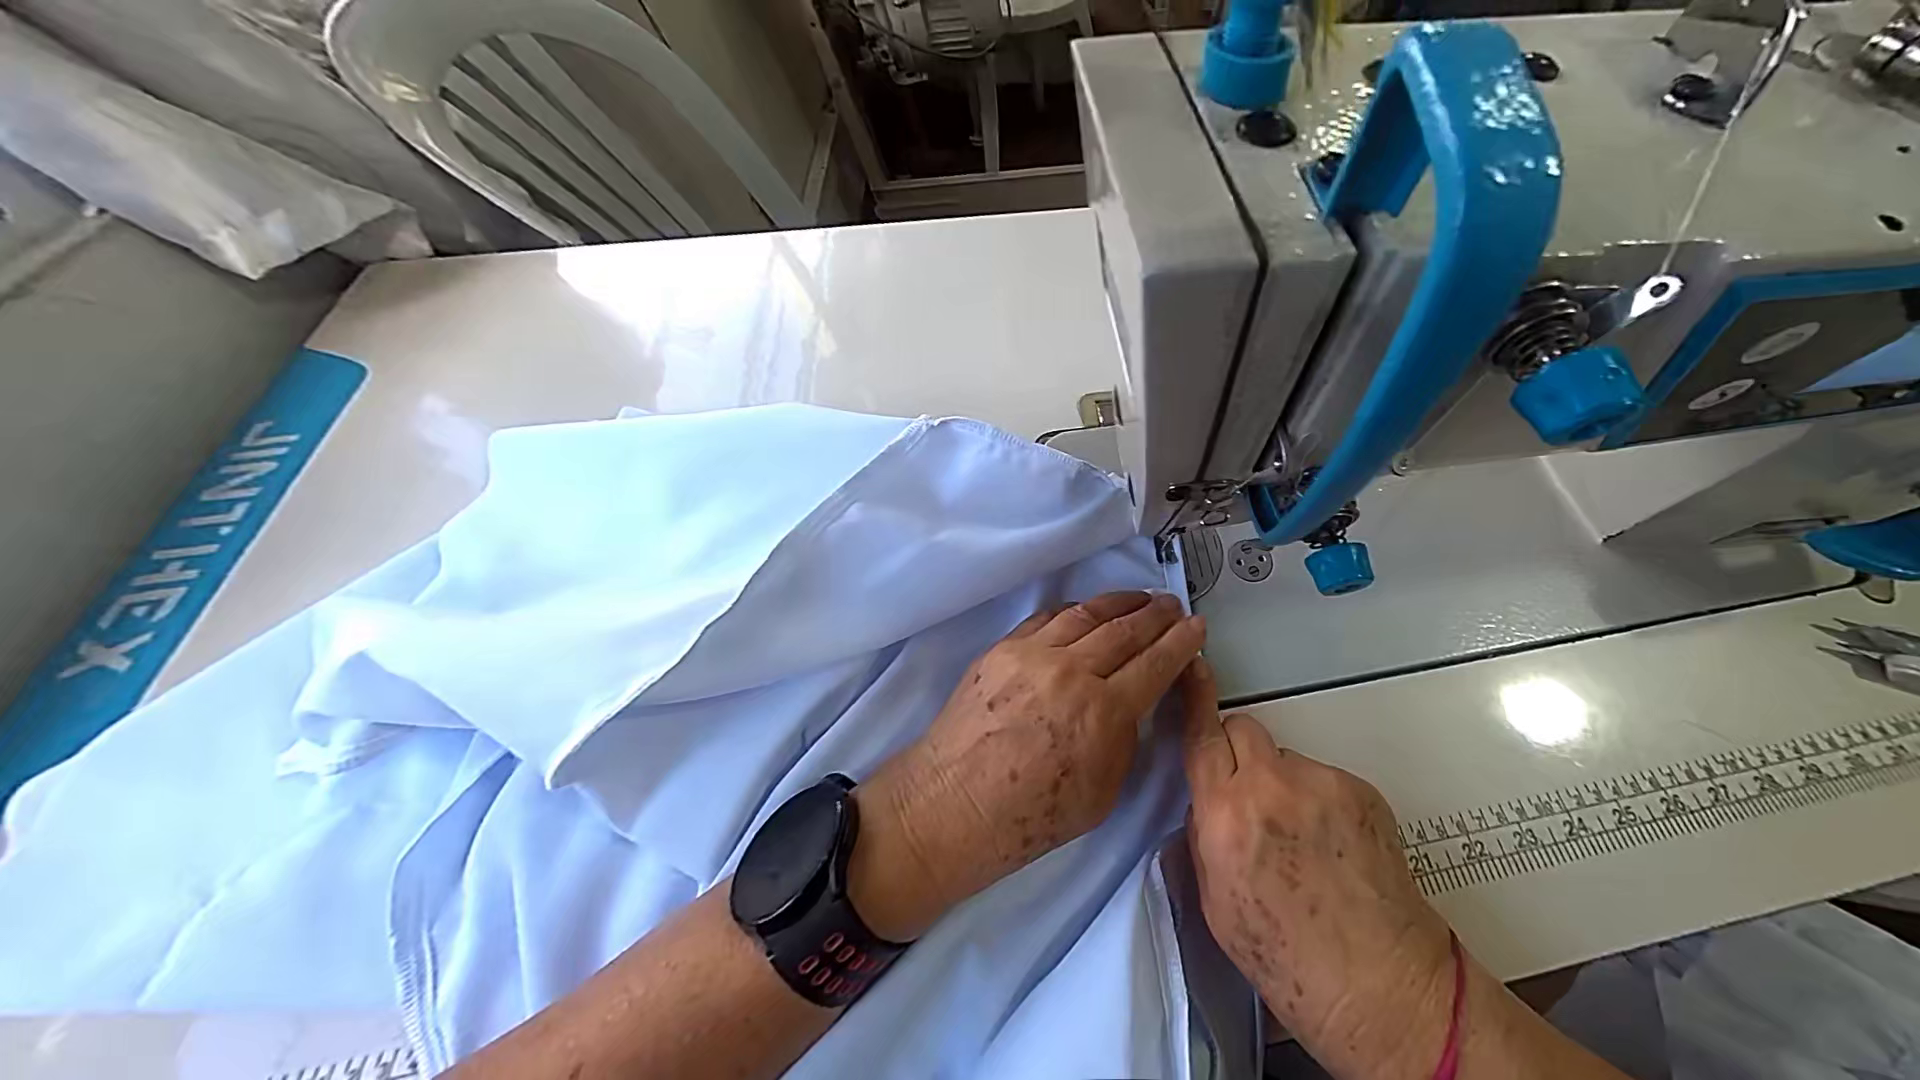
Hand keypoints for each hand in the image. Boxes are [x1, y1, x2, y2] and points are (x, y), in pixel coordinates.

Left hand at [850, 591, 1205, 940]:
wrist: (957, 801)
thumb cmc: (1033, 814)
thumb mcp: (1104, 790)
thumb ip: (1125, 736)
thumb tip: (1133, 700)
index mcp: (1103, 711)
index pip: (1155, 664)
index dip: (1181, 643)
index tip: (1196, 627)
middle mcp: (1070, 672)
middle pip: (1124, 631)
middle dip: (1156, 616)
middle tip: (1173, 605)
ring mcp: (1031, 655)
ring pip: (1084, 616)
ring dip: (1118, 603)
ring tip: (1139, 599)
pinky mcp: (1002, 649)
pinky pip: (1045, 619)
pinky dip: (1073, 611)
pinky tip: (1086, 611)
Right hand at [1180, 660, 1455, 1079]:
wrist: (1379, 985)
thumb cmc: (1284, 954)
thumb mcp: (1213, 895)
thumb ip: (1203, 831)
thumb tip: (1204, 798)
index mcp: (1225, 815)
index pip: (1202, 736)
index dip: (1194, 699)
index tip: (1193, 668)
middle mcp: (1271, 788)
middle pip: (1243, 729)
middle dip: (1237, 749)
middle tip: (1247, 792)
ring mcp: (1321, 785)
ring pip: (1284, 755)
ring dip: (1281, 780)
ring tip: (1300, 835)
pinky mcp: (1360, 790)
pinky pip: (1322, 776)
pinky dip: (1318, 798)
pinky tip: (1330, 843)